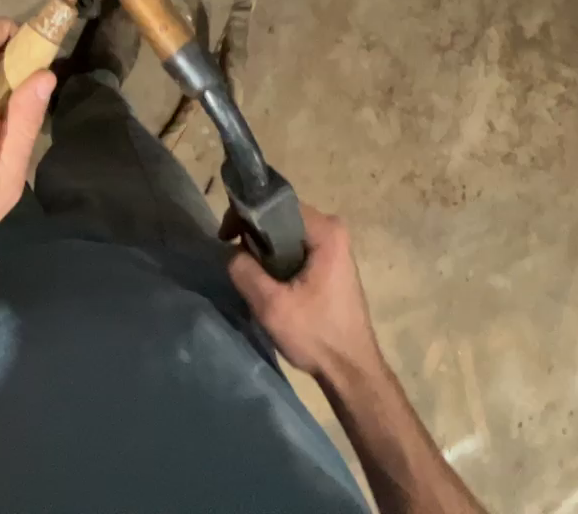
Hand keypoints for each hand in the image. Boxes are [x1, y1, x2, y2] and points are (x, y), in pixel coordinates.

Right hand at [228, 204, 381, 379]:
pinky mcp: (330, 262)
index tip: (226, 238)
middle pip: (280, 217)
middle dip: (254, 234)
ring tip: (249, 272)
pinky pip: (295, 247)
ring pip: (286, 233)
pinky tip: (267, 281)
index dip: (246, 216)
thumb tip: (232, 252)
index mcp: (326, 230)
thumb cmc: (317, 336)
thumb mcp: (271, 306)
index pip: (275, 204)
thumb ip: (244, 270)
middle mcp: (333, 230)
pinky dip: (277, 259)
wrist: (351, 372)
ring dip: (264, 249)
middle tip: (235, 258)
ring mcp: (334, 246)